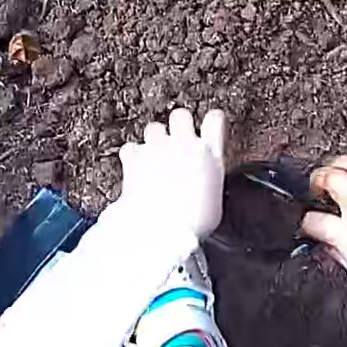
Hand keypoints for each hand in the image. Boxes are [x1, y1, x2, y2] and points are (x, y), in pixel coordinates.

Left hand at [111, 108, 228, 250]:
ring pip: (154, 127)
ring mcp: (158, 148)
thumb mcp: (215, 202)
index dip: (212, 122)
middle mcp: (184, 144)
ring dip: (154, 140)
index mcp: (209, 153)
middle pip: (181, 115)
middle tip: (178, 142)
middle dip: (178, 125)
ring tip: (155, 158)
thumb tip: (204, 183)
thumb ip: (209, 181)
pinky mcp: (135, 157)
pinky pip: (131, 147)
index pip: (215, 119)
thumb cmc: (191, 224)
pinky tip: (136, 168)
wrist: (161, 231)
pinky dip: (132, 156)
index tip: (209, 127)